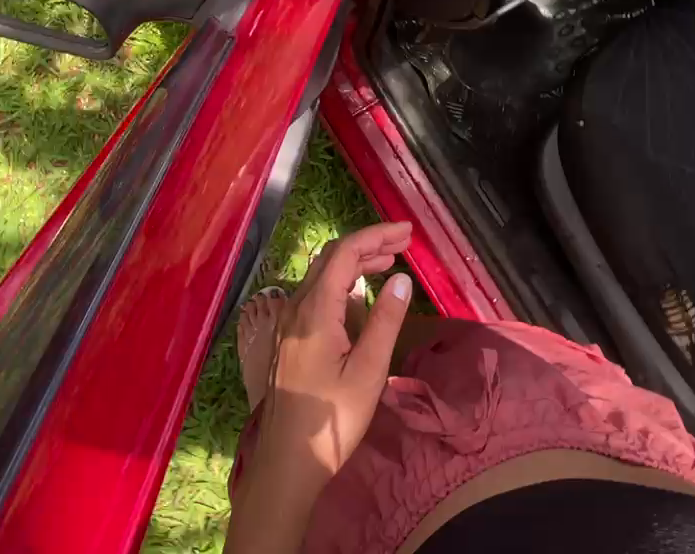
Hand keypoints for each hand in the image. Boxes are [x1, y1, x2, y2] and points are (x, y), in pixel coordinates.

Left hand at [224, 223, 413, 553]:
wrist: (287, 462)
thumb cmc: (332, 419)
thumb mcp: (369, 371)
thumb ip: (385, 320)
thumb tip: (402, 279)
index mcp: (315, 309)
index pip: (346, 253)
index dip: (377, 235)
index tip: (407, 232)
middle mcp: (296, 307)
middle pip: (331, 258)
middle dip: (367, 244)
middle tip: (403, 243)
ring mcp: (288, 322)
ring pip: (322, 275)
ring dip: (354, 262)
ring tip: (388, 262)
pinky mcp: (288, 338)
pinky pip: (315, 293)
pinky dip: (341, 281)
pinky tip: (358, 295)